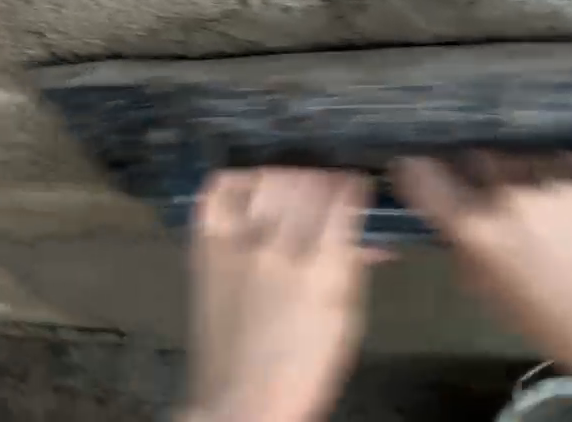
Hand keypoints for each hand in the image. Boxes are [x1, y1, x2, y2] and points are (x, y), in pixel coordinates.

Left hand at [185, 169, 376, 421]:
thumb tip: (367, 231)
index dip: (351, 184)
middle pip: (303, 183)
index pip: (341, 202)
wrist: (241, 396)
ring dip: (285, 175)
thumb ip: (351, 265)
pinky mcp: (204, 243)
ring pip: (265, 180)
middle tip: (327, 181)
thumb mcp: (344, 318)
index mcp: (321, 271)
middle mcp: (278, 247)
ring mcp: (236, 242)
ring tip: (293, 182)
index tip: (355, 178)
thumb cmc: (304, 363)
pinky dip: (235, 180)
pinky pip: (217, 191)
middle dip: (321, 176)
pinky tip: (249, 186)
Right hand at [392, 154, 571, 386]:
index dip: (418, 170)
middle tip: (502, 198)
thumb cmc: (560, 326)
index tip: (424, 171)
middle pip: (477, 156)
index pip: (421, 171)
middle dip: (482, 174)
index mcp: (479, 228)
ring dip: (532, 175)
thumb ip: (461, 241)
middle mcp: (514, 197)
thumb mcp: (490, 291)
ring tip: (555, 206)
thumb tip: (443, 206)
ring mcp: (567, 185)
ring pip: (529, 157)